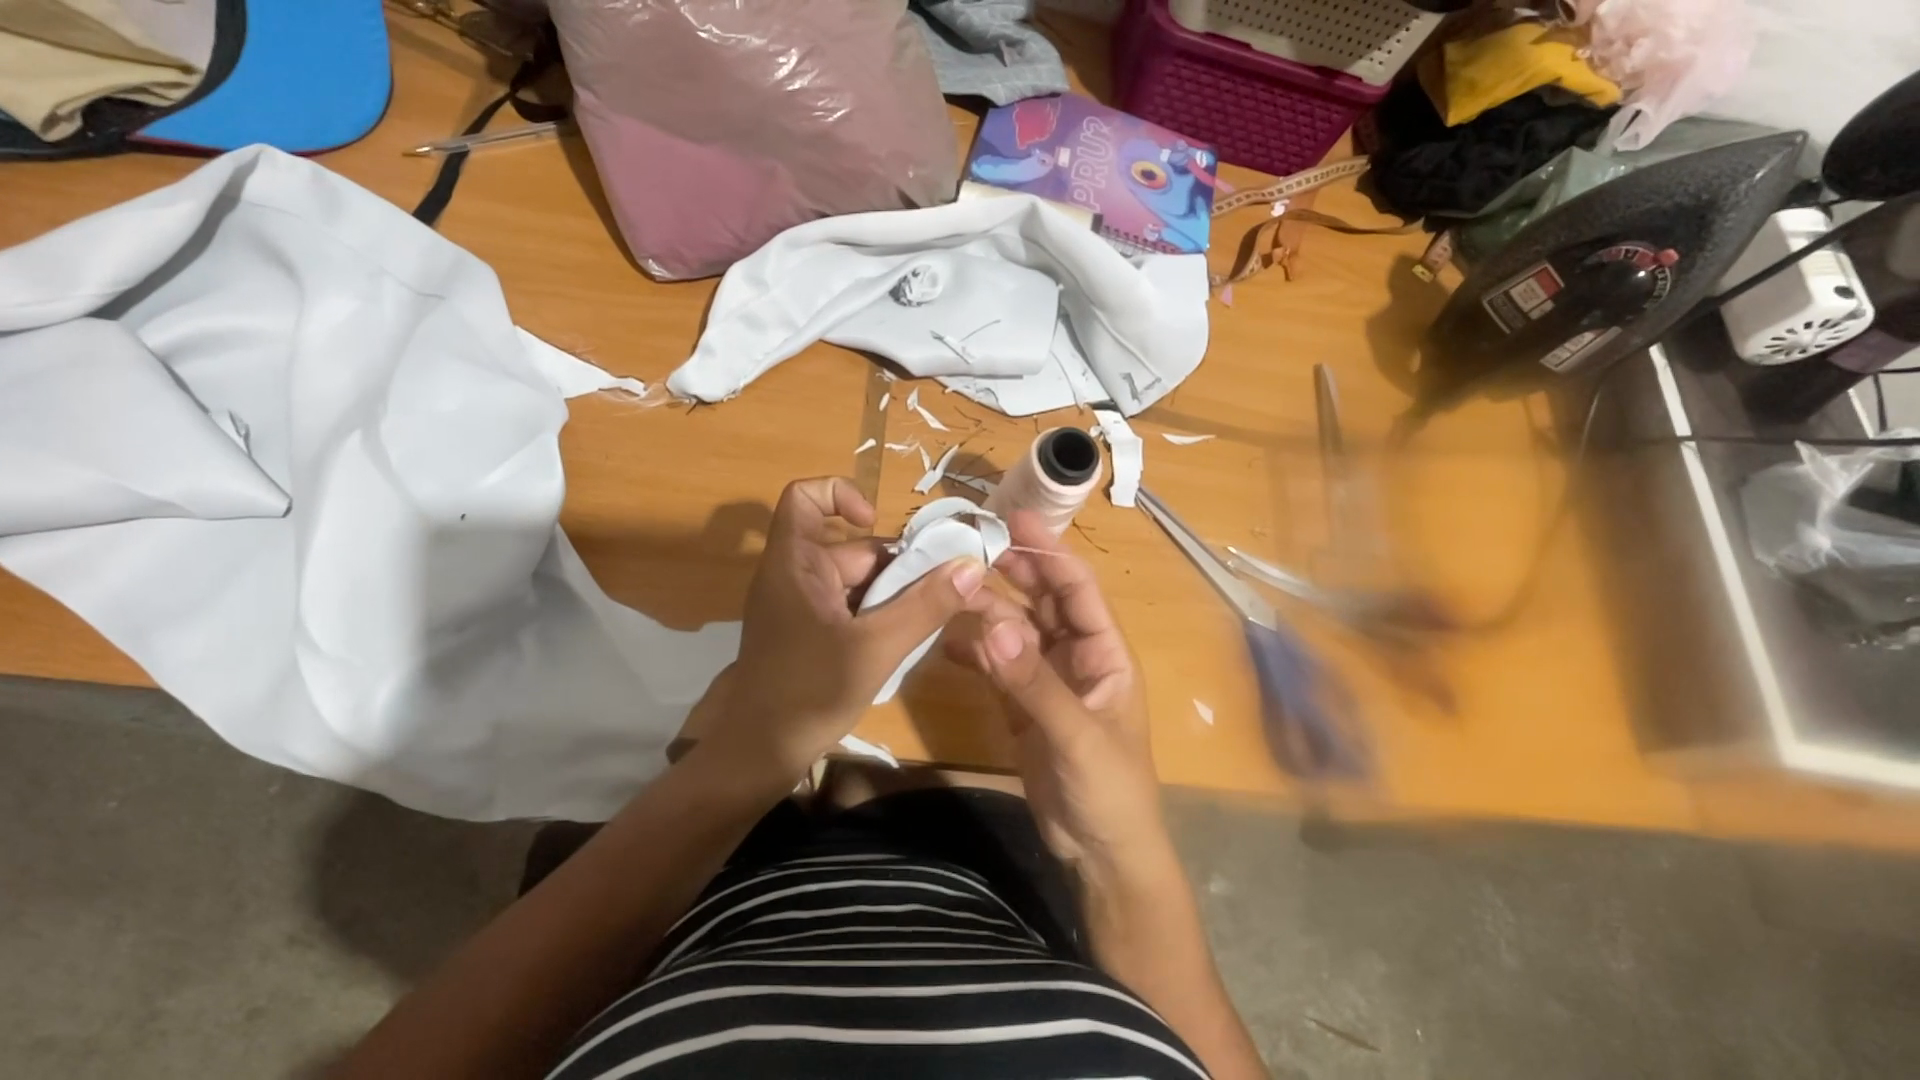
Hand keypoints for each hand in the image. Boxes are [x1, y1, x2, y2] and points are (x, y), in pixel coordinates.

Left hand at [698, 477, 988, 786]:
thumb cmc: (808, 692)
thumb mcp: (876, 648)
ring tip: (926, 624)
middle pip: (850, 549)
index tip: (876, 523)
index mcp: (795, 565)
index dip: (841, 495)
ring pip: (855, 584)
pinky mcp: (805, 636)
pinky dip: (876, 619)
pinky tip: (902, 645)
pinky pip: (847, 610)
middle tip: (938, 596)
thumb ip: (924, 607)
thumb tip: (970, 566)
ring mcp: (798, 608)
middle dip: (895, 570)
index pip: (805, 498)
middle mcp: (793, 577)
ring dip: (891, 599)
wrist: (757, 755)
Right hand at [945, 511, 1171, 878]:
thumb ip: (1033, 682)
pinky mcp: (1024, 708)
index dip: (1049, 551)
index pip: (1077, 588)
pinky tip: (947, 642)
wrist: (1102, 851)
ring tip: (949, 587)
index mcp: (1105, 653)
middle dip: (1013, 570)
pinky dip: (975, 652)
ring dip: (988, 609)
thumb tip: (991, 625)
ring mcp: (1048, 682)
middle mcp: (1077, 657)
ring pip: (1016, 631)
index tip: (1013, 519)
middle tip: (970, 544)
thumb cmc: (1110, 790)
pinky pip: (997, 667)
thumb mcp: (1076, 736)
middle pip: (1043, 600)